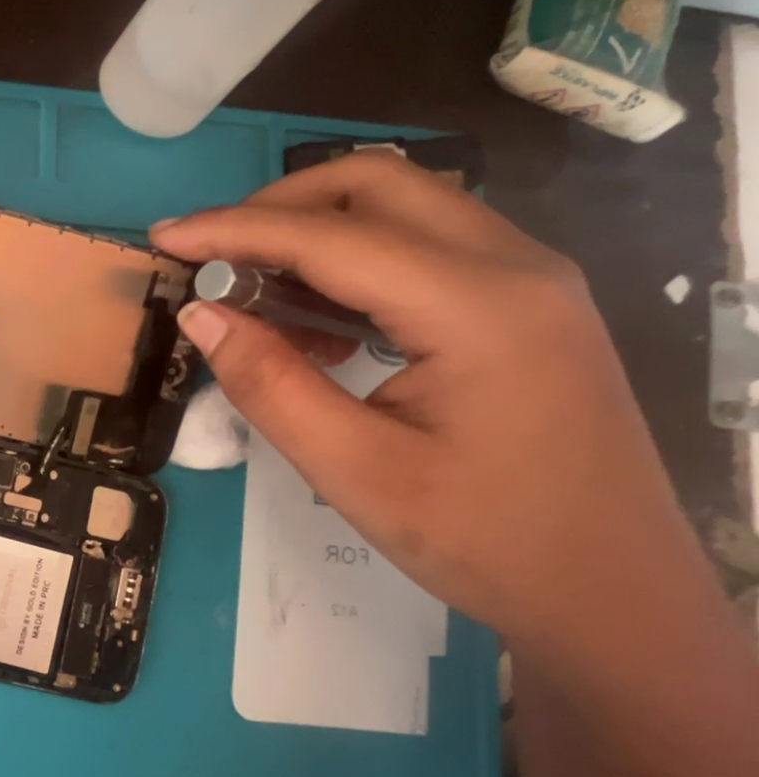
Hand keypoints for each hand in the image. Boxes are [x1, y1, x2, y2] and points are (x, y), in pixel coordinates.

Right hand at [151, 151, 705, 641]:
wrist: (614, 592)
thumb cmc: (485, 539)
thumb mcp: (354, 471)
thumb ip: (269, 384)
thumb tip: (200, 314)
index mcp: (476, 306)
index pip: (330, 236)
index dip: (233, 230)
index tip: (162, 238)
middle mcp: (514, 266)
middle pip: (376, 185)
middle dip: (276, 206)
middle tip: (211, 257)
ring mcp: (529, 279)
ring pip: (403, 205)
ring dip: (315, 229)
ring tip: (254, 294)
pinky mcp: (525, 302)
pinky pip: (425, 245)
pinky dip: (354, 259)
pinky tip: (318, 323)